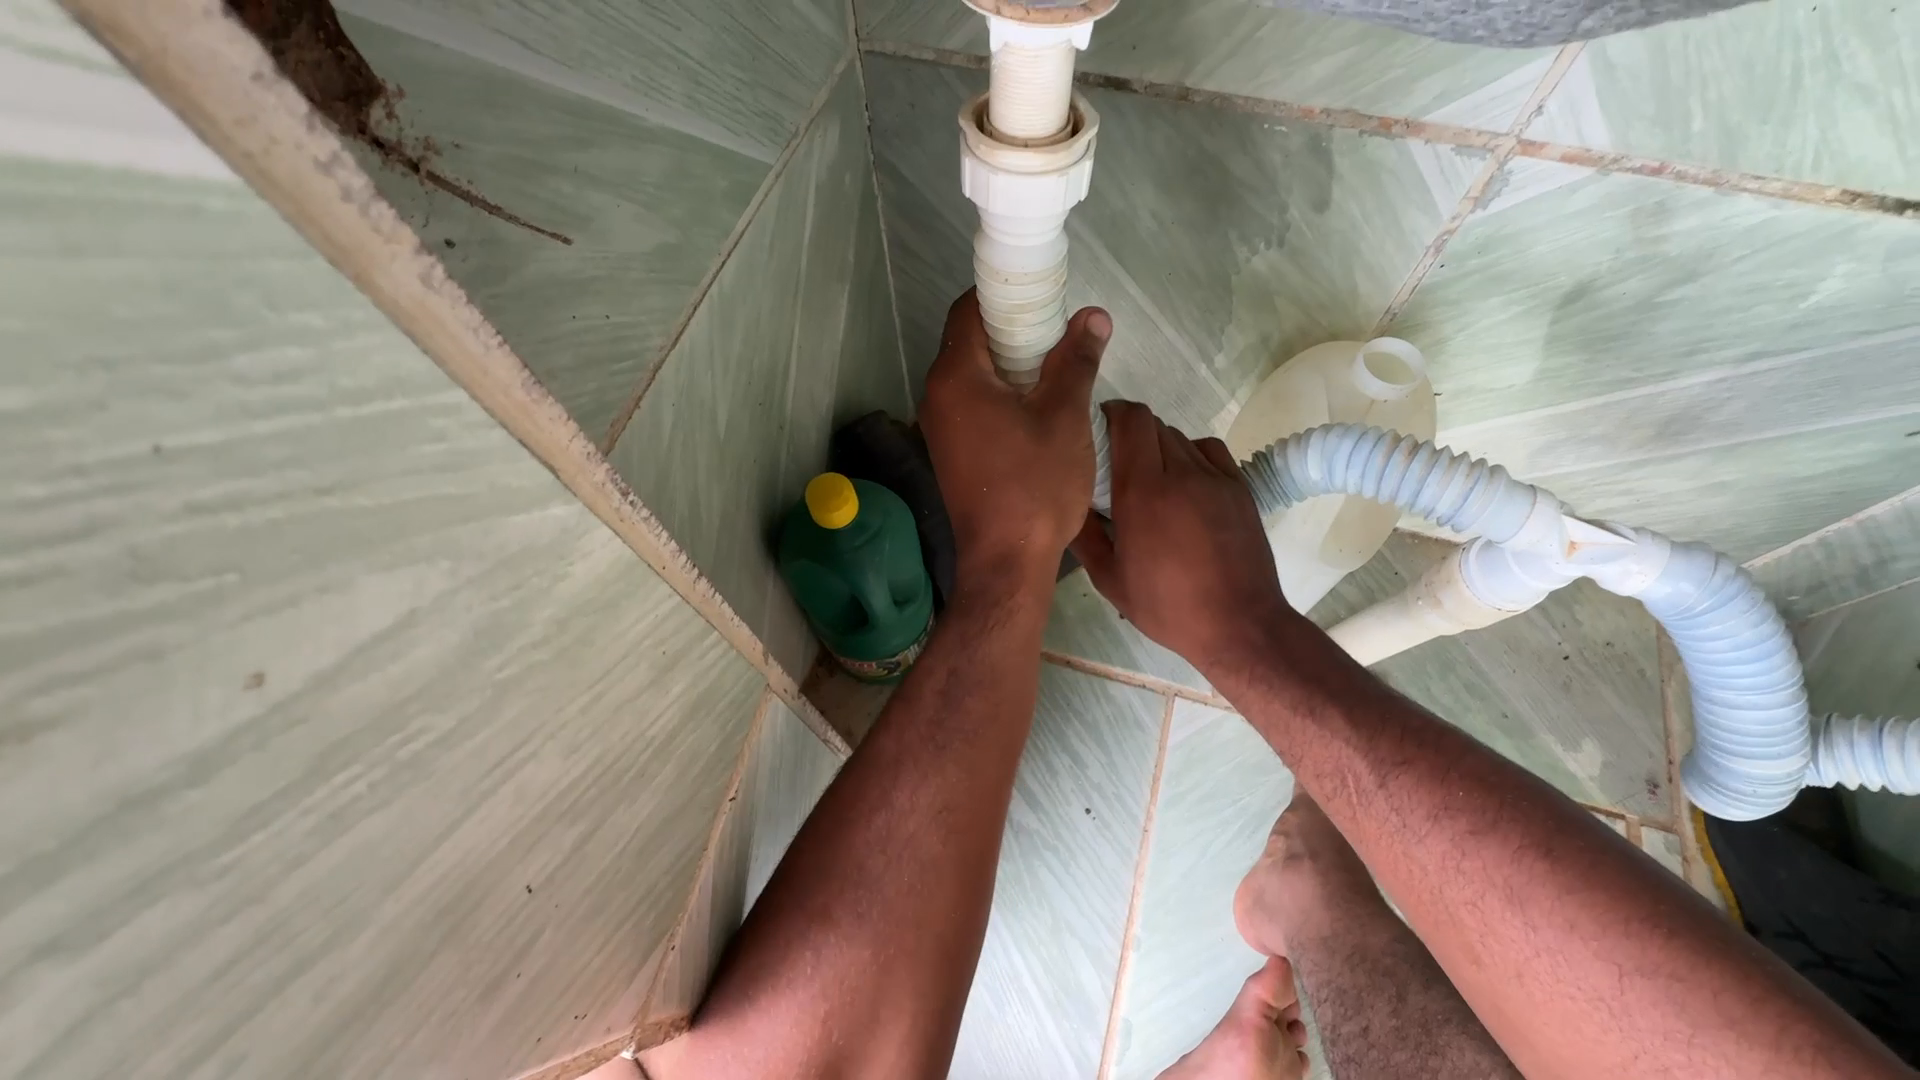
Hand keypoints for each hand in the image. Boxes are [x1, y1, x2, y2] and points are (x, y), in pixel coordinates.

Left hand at [920, 291, 1110, 588]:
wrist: (1006, 561)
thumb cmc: (1035, 485)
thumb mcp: (1065, 417)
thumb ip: (1076, 361)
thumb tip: (1093, 317)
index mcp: (956, 378)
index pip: (969, 310)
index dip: (1005, 295)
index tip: (1044, 296)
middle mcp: (936, 397)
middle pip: (970, 342)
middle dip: (1014, 329)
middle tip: (1060, 332)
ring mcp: (940, 427)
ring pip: (973, 376)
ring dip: (1011, 364)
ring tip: (1057, 367)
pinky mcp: (952, 452)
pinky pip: (974, 405)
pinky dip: (1002, 394)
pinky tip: (1038, 405)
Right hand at [1068, 401, 1298, 673]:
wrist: (1239, 624)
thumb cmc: (1167, 607)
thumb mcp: (1110, 580)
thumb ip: (1083, 535)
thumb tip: (1065, 503)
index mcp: (1143, 492)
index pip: (1130, 420)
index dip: (1110, 414)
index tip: (1096, 433)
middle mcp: (1181, 473)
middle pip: (1152, 424)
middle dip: (1129, 434)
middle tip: (1116, 465)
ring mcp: (1215, 477)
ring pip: (1179, 437)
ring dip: (1158, 447)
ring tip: (1149, 480)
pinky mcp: (1239, 486)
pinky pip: (1208, 450)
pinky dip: (1189, 455)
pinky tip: (1183, 482)